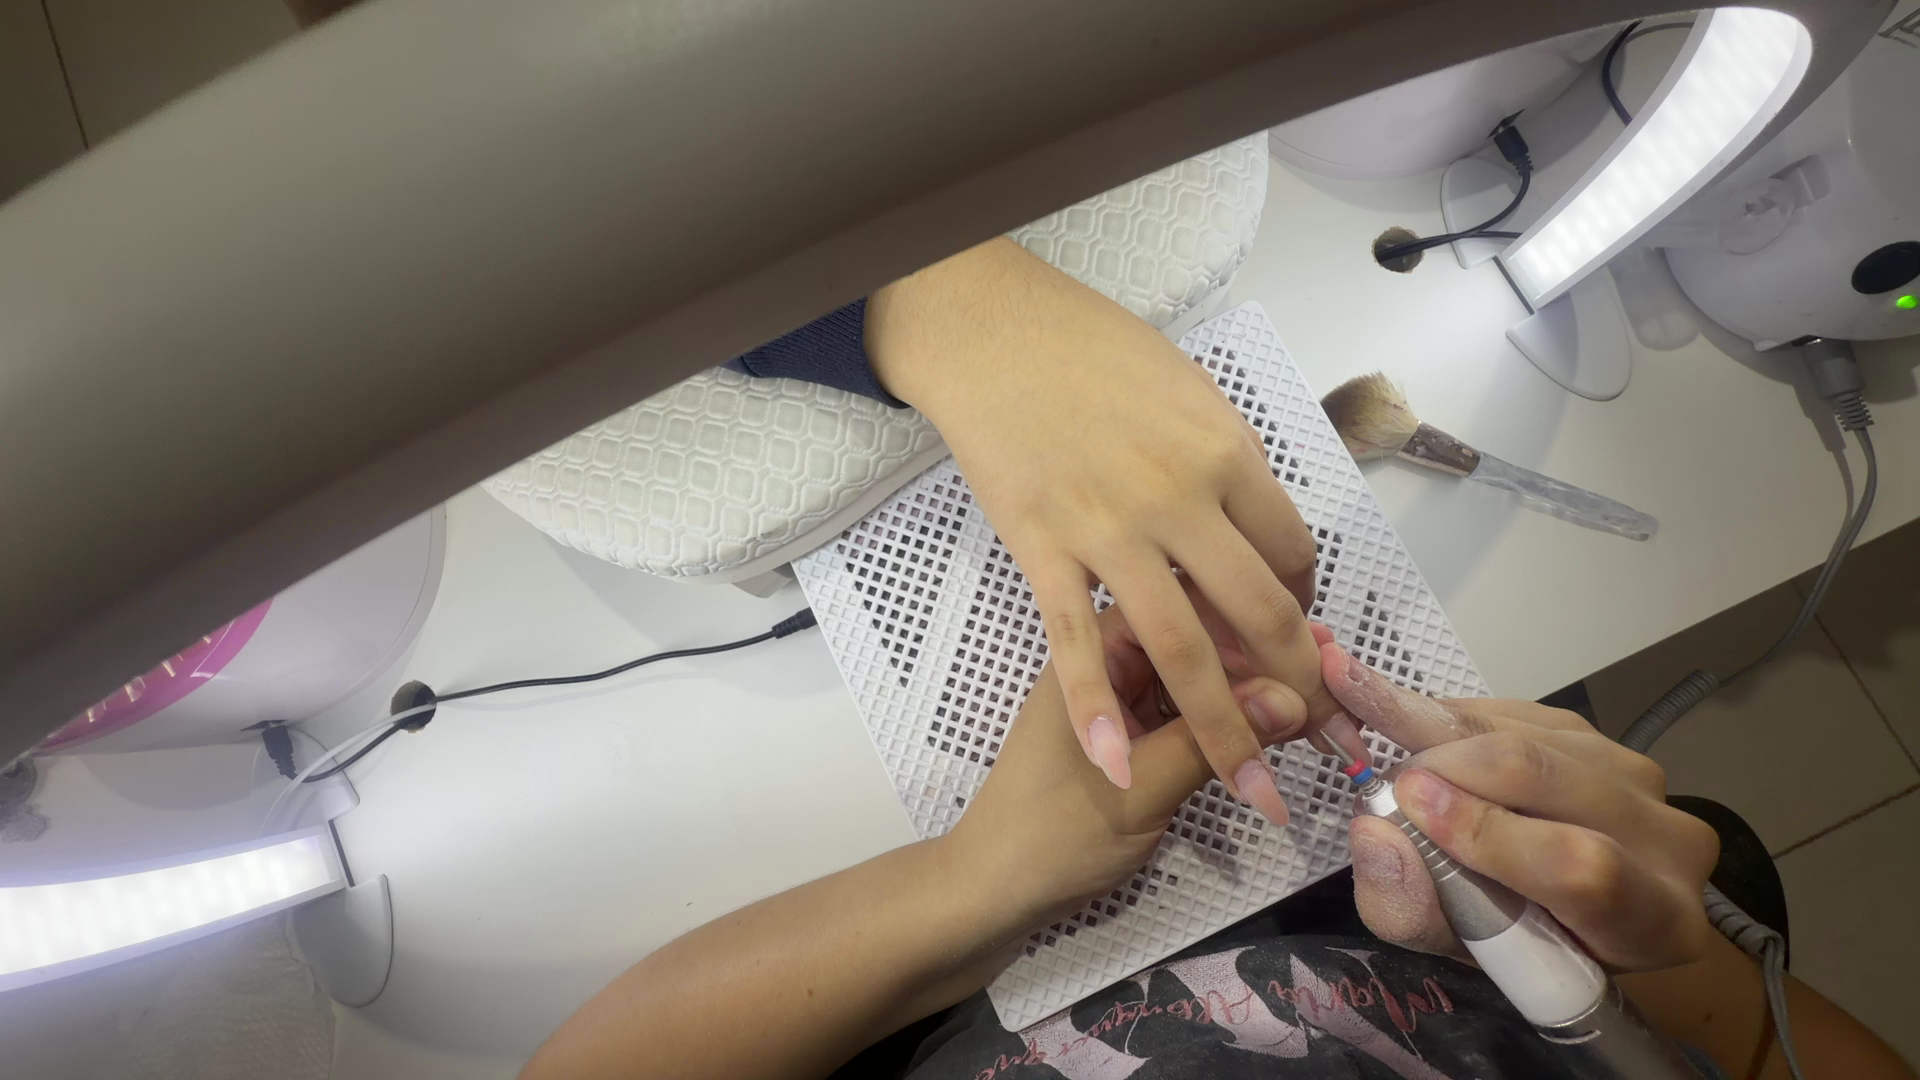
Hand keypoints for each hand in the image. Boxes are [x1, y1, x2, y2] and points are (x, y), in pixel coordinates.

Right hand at [867, 237, 1334, 822]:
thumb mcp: (1185, 386)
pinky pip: (1075, 642)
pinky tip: (1114, 763)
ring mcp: (1108, 532)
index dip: (1305, 605)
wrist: (993, 336)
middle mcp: (1181, 501)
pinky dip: (1094, 708)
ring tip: (1256, 792)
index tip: (1296, 634)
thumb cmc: (1091, 348)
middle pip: (1259, 614)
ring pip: (1181, 648)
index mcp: (1227, 452)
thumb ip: (1223, 455)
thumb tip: (1247, 515)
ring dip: (1225, 732)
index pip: (1291, 553)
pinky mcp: (1042, 551)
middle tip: (1318, 741)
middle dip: (1300, 689)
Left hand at [948, 600, 1312, 927]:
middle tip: (1338, 695)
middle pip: (1200, 643)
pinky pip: (1193, 713)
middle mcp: (1114, 657)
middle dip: (1267, 668)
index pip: (1183, 610)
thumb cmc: (1056, 829)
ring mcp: (1126, 694)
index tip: (1321, 659)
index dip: (1252, 630)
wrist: (999, 886)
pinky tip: (1284, 734)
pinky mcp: (1138, 730)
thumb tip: (1294, 697)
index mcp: (1098, 647)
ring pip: (1203, 680)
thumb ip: (1212, 739)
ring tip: (1328, 716)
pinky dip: (1234, 725)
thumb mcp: (1140, 787)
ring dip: (1258, 699)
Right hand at [1317, 642, 1720, 970]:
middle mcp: (1667, 842)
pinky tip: (1419, 733)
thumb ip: (1402, 903)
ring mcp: (1634, 776)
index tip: (1406, 798)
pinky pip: (1507, 710)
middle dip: (1444, 765)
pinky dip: (1446, 716)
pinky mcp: (1592, 733)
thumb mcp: (1441, 940)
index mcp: (1651, 921)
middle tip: (1383, 773)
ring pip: (1518, 734)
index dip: (1486, 830)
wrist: (1527, 884)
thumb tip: (1375, 833)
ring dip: (1435, 732)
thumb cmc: (1498, 930)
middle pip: (1541, 776)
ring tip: (1388, 742)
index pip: (1581, 866)